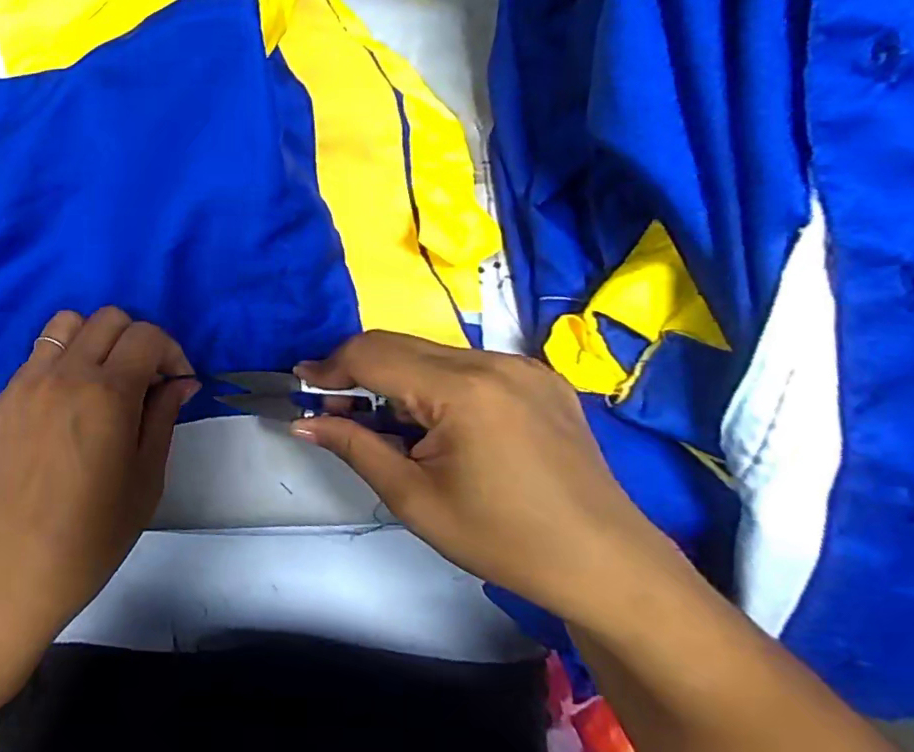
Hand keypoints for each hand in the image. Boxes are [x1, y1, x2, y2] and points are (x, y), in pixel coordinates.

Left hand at [0, 308, 198, 713]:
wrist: (24, 558)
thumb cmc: (96, 529)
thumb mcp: (147, 475)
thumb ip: (164, 415)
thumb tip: (181, 380)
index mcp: (107, 393)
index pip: (146, 335)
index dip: (170, 351)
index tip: (176, 382)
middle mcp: (65, 373)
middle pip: (108, 318)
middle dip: (136, 339)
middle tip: (144, 378)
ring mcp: (28, 380)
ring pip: (67, 323)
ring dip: (94, 338)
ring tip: (102, 375)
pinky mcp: (4, 395)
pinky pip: (38, 355)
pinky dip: (61, 361)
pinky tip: (67, 401)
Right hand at [289, 331, 687, 630]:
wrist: (611, 568)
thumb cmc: (505, 539)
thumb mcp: (415, 498)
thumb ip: (354, 447)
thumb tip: (302, 421)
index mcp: (463, 390)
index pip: (372, 355)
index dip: (329, 367)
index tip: (302, 384)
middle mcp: (493, 362)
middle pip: (398, 344)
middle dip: (356, 368)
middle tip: (333, 406)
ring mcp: (523, 367)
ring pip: (430, 351)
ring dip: (393, 374)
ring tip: (382, 418)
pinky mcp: (541, 378)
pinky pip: (466, 363)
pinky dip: (432, 380)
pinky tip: (433, 419)